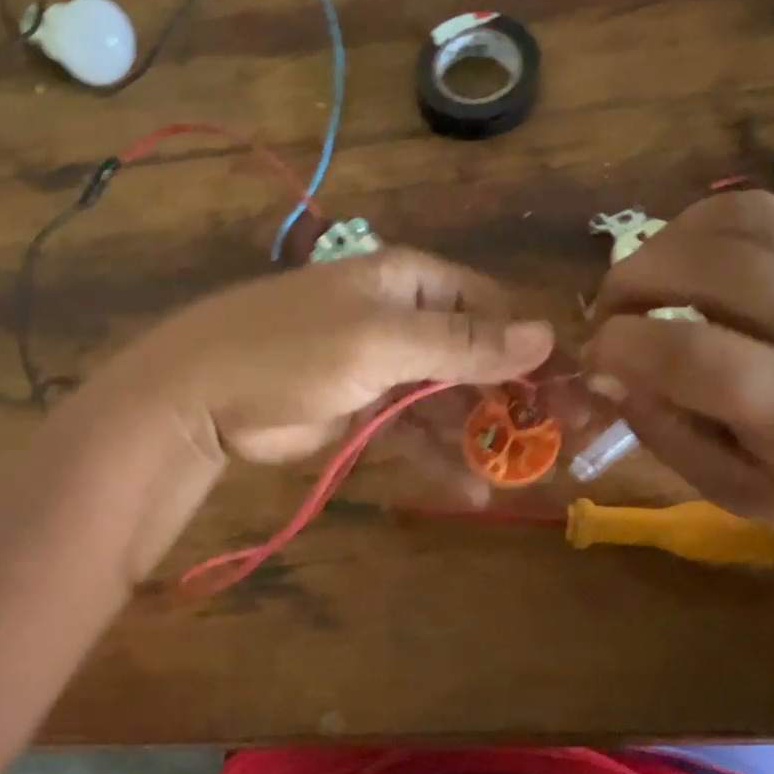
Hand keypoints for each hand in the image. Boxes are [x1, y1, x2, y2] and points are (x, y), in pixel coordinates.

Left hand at [101, 248, 554, 463]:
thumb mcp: (380, 341)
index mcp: (409, 283)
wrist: (204, 397)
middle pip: (474, 356)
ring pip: (447, 401)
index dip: (529, 344)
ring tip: (522, 473)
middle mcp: (402, 322)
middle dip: (511, 397)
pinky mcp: (362, 415)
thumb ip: (460, 344)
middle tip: (556, 441)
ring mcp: (382, 371)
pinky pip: (413, 435)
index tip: (569, 387)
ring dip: (480, 434)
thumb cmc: (293, 351)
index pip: (489, 306)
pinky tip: (472, 490)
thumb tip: (544, 335)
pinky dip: (439, 459)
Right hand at [584, 191, 773, 546]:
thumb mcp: (726, 489)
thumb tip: (604, 369)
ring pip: (738, 222)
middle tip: (603, 316)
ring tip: (637, 286)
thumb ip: (660, 428)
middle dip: (631, 282)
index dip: (621, 345)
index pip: (696, 353)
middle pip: (715, 267)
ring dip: (663, 245)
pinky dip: (700, 226)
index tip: (590, 360)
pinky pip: (762, 214)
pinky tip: (677, 262)